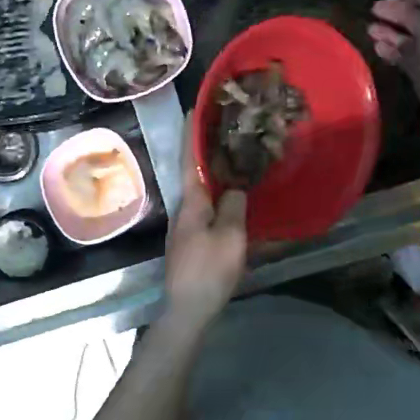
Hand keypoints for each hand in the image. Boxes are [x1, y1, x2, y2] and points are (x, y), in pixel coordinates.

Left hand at [163, 148, 248, 331]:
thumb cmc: (209, 270)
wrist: (188, 307)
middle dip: (206, 152)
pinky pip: (208, 211)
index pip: (189, 161)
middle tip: (224, 131)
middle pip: (194, 174)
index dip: (191, 136)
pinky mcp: (193, 241)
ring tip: (235, 159)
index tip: (193, 111)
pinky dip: (220, 199)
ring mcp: (186, 226)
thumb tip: (234, 187)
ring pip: (202, 193)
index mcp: (190, 203)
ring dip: (215, 175)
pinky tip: (235, 200)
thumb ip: (233, 207)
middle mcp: (184, 210)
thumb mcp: (229, 237)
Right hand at [370, 0, 419, 132]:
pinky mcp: (419, 70)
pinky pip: (402, 57)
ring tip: (370, 30)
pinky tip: (377, 48)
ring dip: (388, 33)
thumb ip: (405, 15)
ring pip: (406, 39)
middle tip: (373, 12)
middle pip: (414, 19)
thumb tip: (381, 3)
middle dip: (394, 15)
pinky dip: (390, 51)